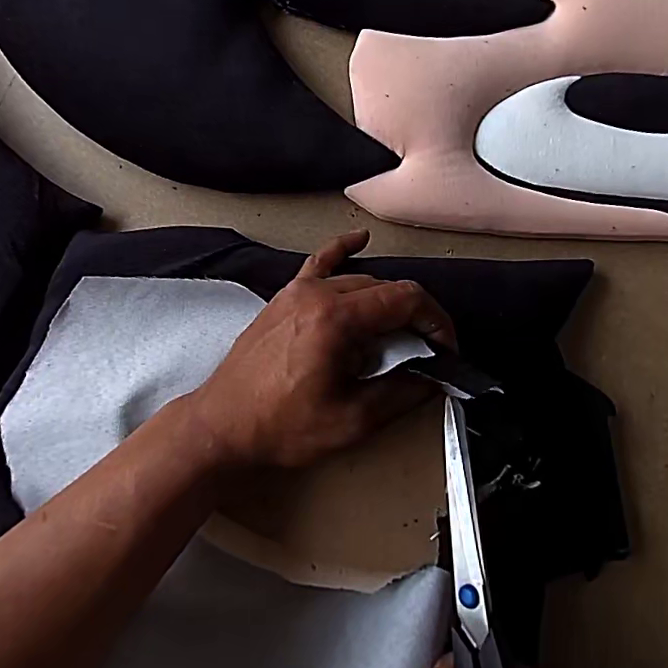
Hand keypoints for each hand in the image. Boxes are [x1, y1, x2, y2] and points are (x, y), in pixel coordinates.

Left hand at [175, 229, 455, 470]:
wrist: (223, 426)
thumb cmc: (277, 426)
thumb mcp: (353, 421)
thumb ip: (402, 393)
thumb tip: (433, 378)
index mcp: (335, 319)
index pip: (406, 299)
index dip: (436, 321)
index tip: (444, 346)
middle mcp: (315, 295)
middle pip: (385, 288)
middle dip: (414, 316)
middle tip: (425, 350)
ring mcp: (296, 294)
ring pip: (357, 281)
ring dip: (384, 302)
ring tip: (395, 335)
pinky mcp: (283, 301)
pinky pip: (318, 265)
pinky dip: (341, 251)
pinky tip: (358, 241)